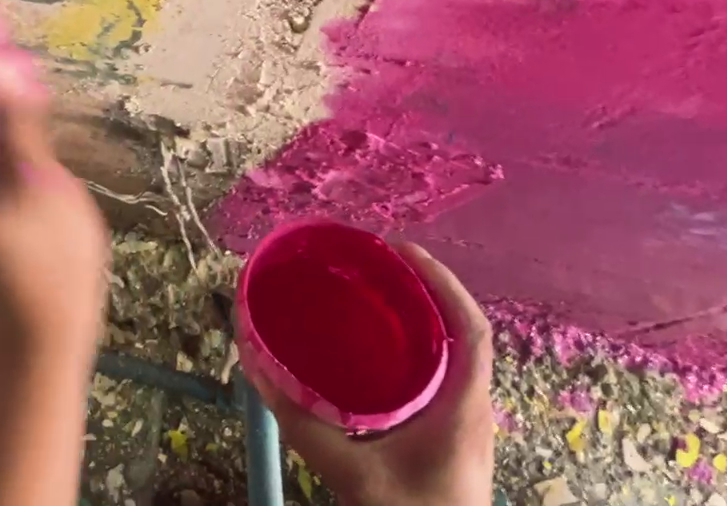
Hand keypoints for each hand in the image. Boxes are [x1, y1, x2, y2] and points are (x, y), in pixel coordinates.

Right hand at [260, 243, 495, 505]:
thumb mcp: (350, 475)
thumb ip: (300, 422)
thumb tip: (254, 364)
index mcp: (462, 408)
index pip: (471, 328)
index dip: (443, 281)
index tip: (400, 250)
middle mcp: (472, 408)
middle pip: (462, 331)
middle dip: (425, 288)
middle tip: (375, 264)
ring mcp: (465, 424)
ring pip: (454, 353)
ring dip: (423, 315)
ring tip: (375, 291)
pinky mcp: (452, 437)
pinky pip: (441, 374)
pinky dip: (416, 346)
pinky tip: (377, 348)